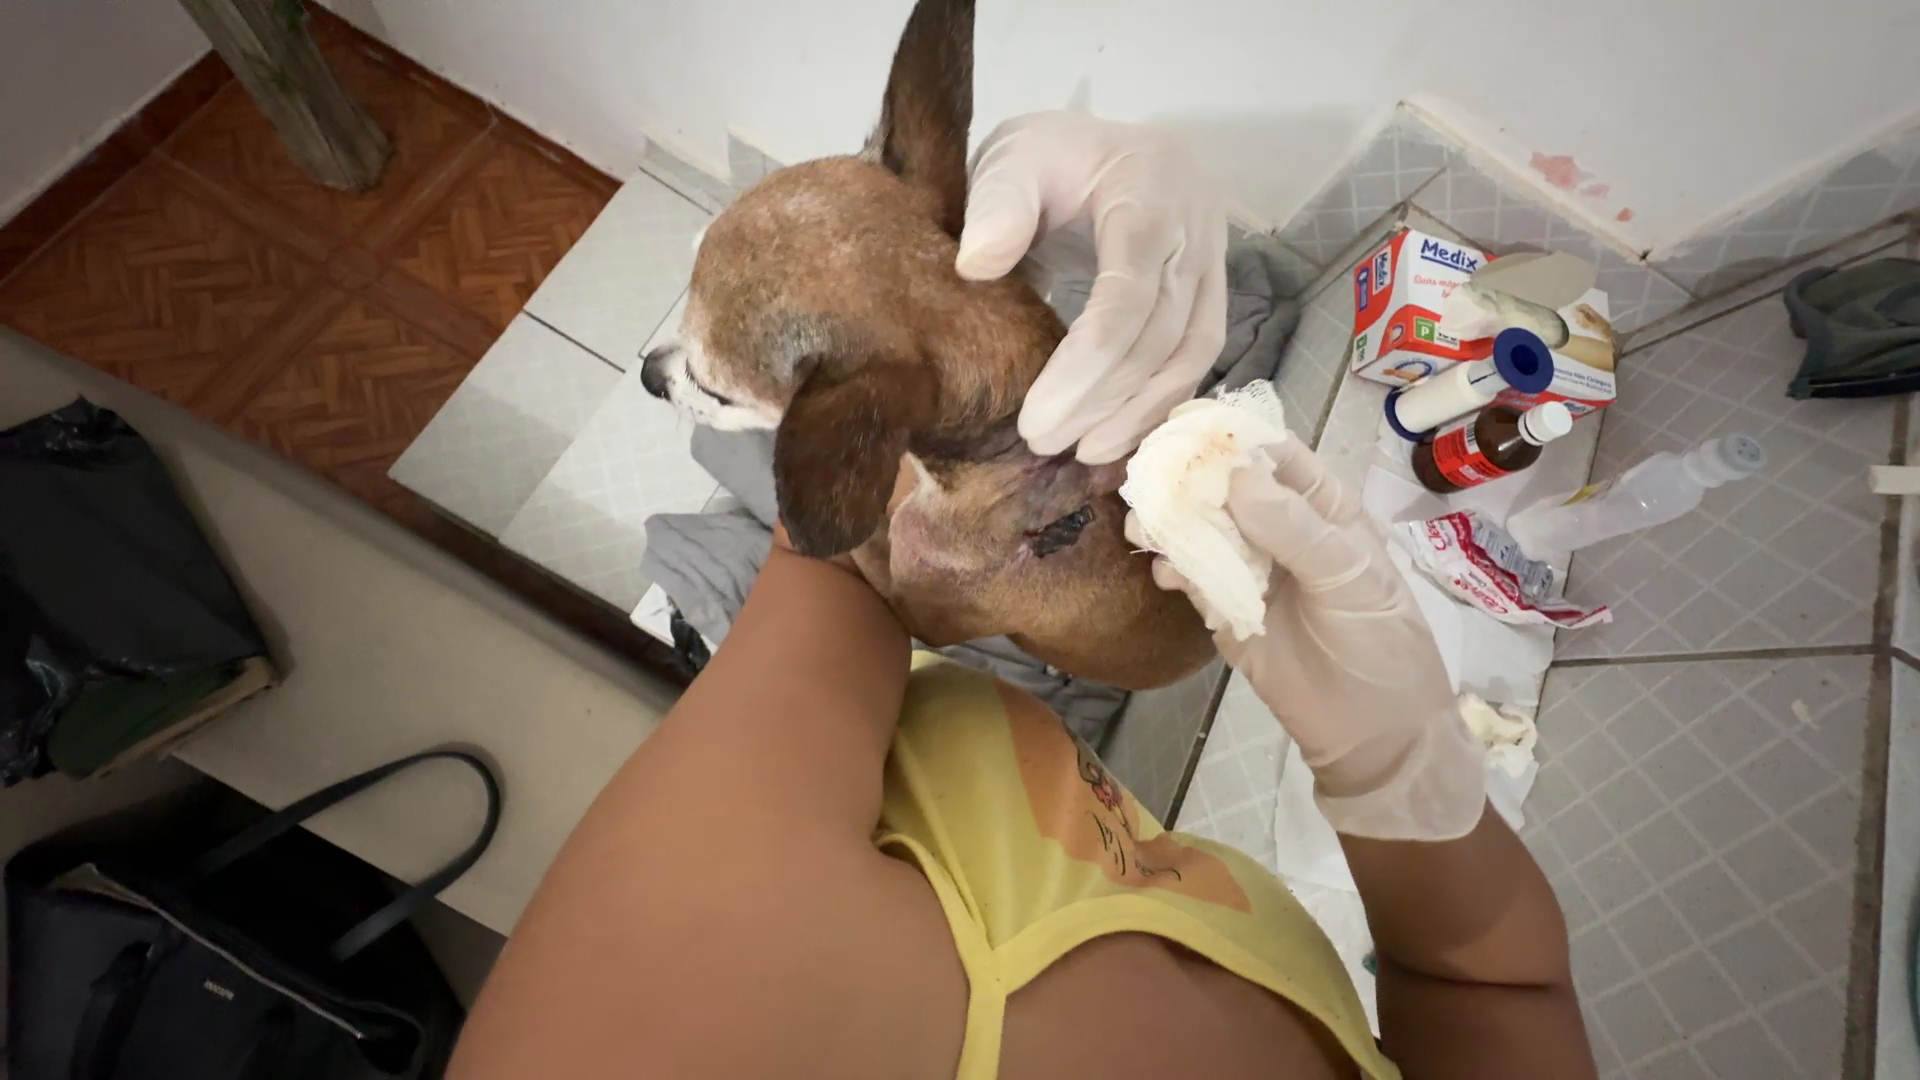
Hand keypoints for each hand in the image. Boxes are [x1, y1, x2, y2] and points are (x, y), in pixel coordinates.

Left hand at [956, 112, 1227, 464]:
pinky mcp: (1209, 292)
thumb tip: (976, 265)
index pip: (1127, 296)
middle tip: (1045, 443)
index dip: (1086, 368)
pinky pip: (1195, 358)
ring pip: (1191, 355)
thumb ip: (996, 204)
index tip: (1035, 420)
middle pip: (1160, 336)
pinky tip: (1117, 434)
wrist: (1101, 150)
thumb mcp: (1013, 158)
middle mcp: (1195, 228)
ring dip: (1140, 414)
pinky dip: (1158, 402)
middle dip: (1105, 401)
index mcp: (1148, 187)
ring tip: (1086, 453)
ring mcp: (1211, 262)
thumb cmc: (1051, 158)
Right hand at [1139, 439, 1485, 841]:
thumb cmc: (1379, 645)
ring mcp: (1247, 567)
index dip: (1236, 439)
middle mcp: (1277, 529)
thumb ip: (1295, 529)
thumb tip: (1236, 477)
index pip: (1276, 457)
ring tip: (1144, 524)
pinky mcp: (1221, 605)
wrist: (1368, 732)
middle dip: (1189, 480)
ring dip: (1171, 523)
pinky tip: (1166, 573)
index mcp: (1321, 510)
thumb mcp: (1351, 581)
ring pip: (1200, 529)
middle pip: (1226, 489)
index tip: (1190, 428)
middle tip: (1149, 474)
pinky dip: (1172, 568)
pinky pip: (1190, 576)